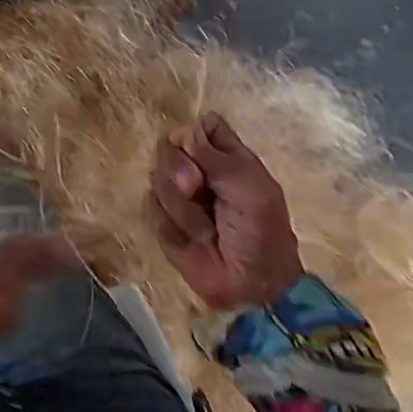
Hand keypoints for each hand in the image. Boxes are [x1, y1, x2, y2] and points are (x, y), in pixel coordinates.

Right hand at [152, 113, 304, 309]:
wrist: (249, 284)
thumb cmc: (259, 232)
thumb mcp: (248, 186)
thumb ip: (214, 155)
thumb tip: (182, 130)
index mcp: (229, 159)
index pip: (203, 127)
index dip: (193, 132)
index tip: (192, 144)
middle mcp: (201, 173)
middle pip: (170, 148)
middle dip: (180, 169)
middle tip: (197, 187)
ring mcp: (180, 197)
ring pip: (158, 178)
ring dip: (183, 206)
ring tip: (206, 229)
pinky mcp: (164, 221)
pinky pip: (153, 207)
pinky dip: (175, 224)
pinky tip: (193, 239)